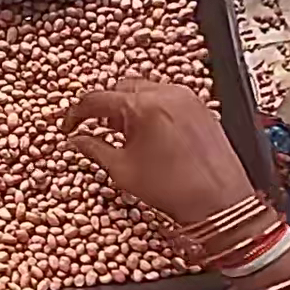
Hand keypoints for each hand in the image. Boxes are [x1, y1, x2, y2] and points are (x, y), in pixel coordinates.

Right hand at [59, 79, 257, 224]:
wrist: (220, 201)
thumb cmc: (174, 188)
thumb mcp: (121, 169)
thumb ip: (94, 148)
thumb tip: (77, 140)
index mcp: (142, 107)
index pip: (96, 99)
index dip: (76, 113)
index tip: (70, 126)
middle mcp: (166, 94)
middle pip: (120, 88)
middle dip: (103, 107)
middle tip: (94, 129)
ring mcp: (186, 98)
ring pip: (144, 90)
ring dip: (126, 107)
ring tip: (121, 134)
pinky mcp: (199, 107)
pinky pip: (165, 97)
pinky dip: (149, 108)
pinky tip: (145, 134)